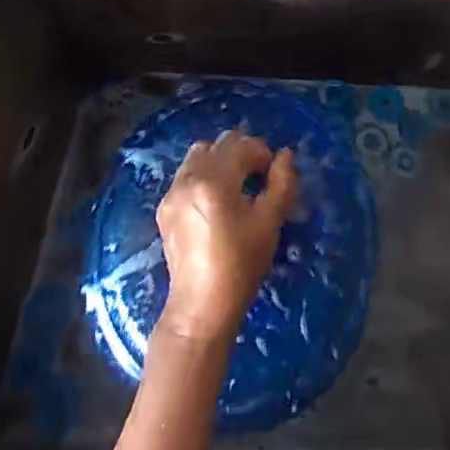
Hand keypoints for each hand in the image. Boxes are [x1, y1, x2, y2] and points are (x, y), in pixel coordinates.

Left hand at [155, 130, 297, 342]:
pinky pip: (187, 175)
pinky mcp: (165, 207)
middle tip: (257, 182)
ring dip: (221, 162)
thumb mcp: (270, 223)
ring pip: (200, 154)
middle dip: (242, 154)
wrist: (201, 306)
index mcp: (214, 180)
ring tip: (235, 190)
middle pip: (219, 143)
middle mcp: (189, 178)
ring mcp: (172, 192)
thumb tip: (285, 155)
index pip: (242, 145)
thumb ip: (282, 183)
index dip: (263, 155)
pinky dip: (204, 177)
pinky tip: (215, 206)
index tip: (272, 178)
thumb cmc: (241, 265)